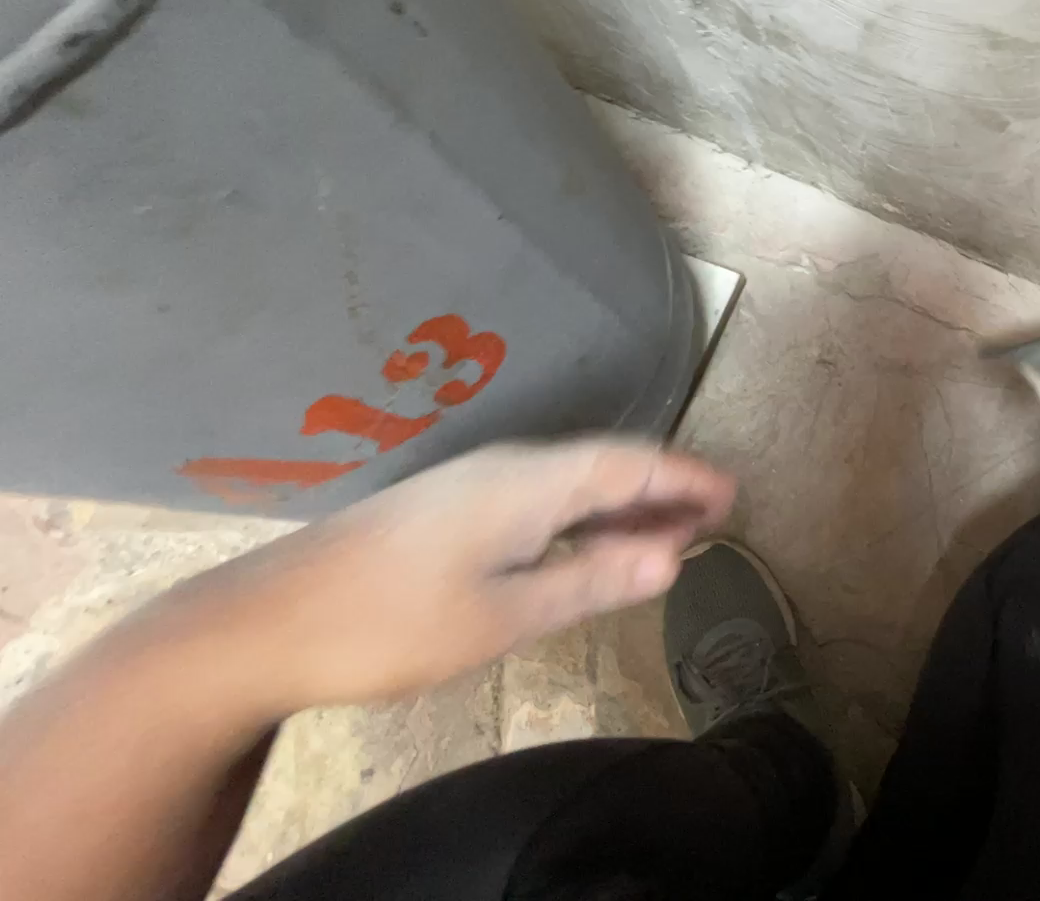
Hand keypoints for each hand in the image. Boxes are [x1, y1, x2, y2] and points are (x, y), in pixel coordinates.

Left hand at [153, 437, 735, 710]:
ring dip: (632, 502)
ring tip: (674, 530)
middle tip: (715, 517)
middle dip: (669, 487)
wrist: (255, 626)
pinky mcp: (462, 505)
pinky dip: (593, 514)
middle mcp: (514, 467)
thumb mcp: (505, 615)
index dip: (688, 476)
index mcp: (531, 483)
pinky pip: (551, 496)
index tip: (733, 493)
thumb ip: (594, 580)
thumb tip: (675, 559)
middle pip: (612, 464)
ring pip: (581, 480)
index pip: (633, 464)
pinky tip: (600, 539)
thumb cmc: (390, 625)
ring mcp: (483, 483)